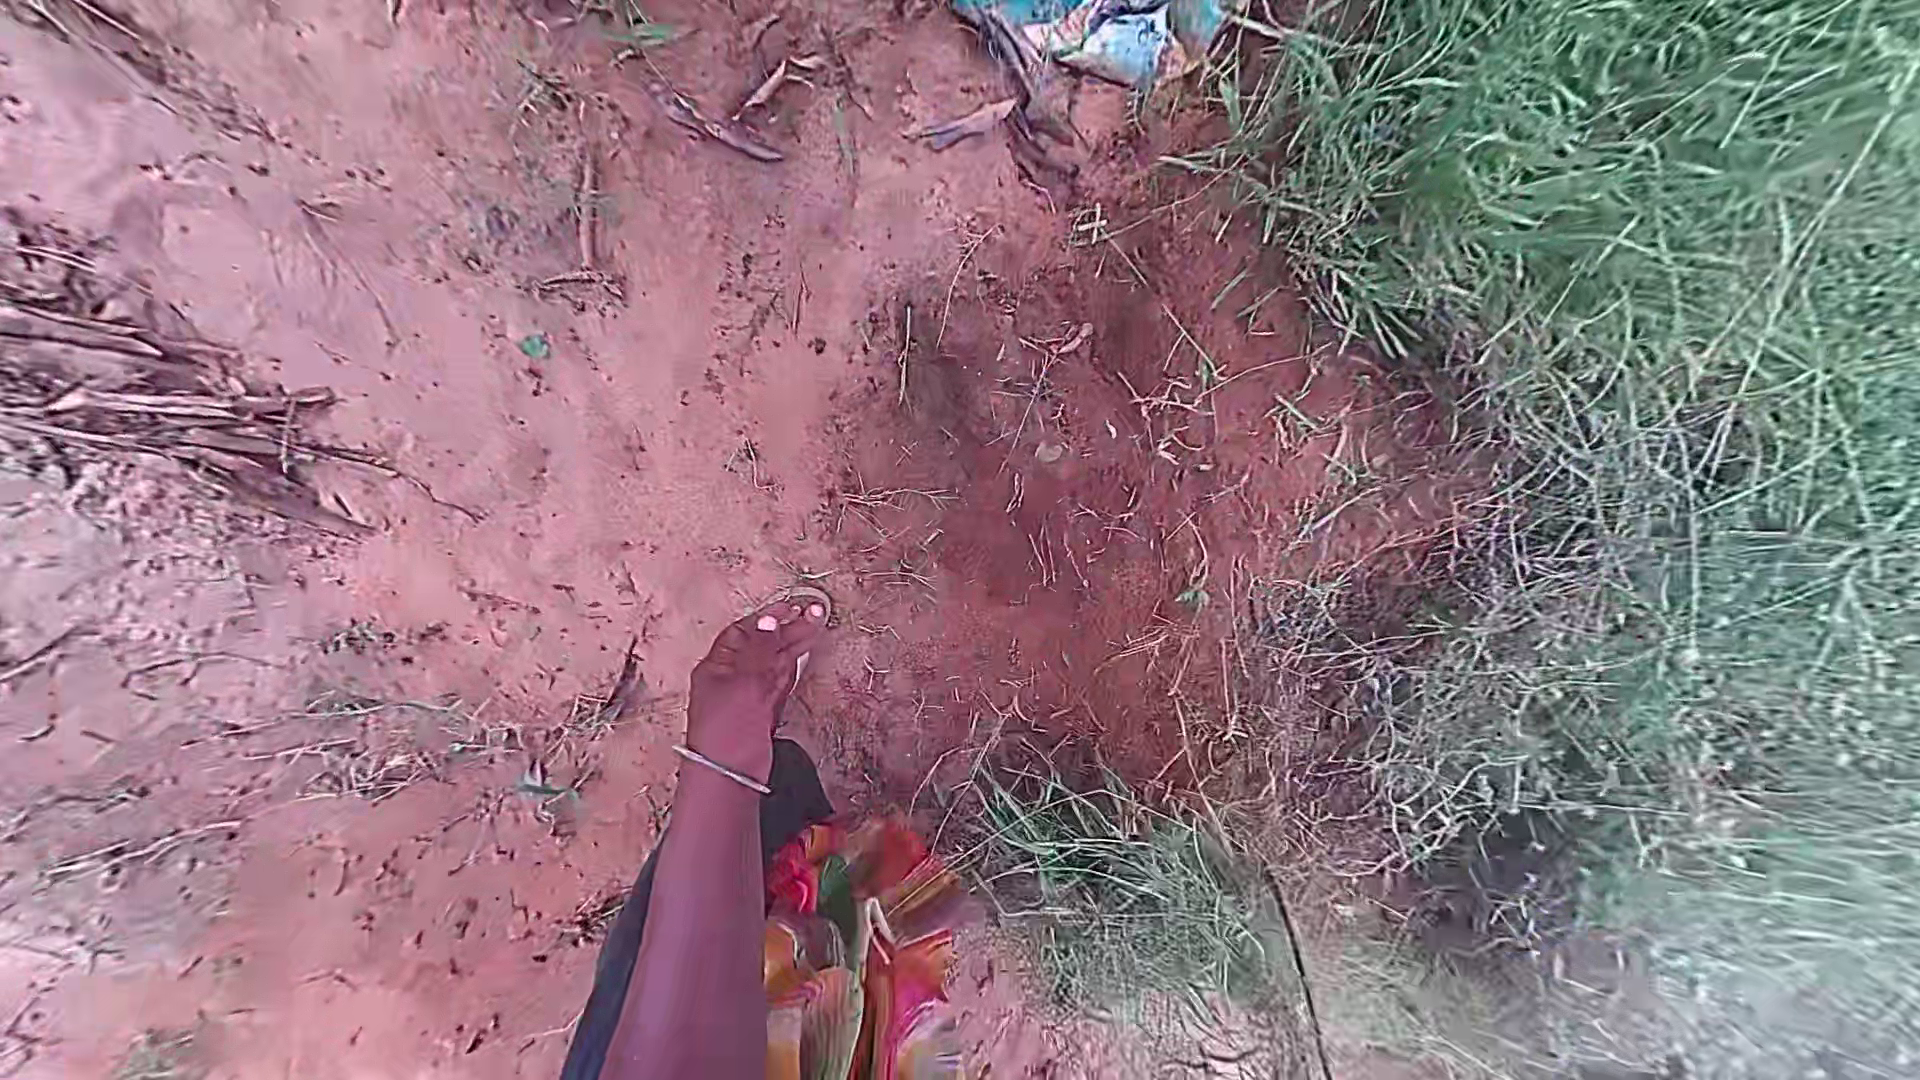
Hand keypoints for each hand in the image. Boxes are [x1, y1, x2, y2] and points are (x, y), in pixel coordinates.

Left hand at [685, 600, 824, 783]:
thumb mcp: (743, 684)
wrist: (730, 779)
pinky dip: (792, 664)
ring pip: (774, 661)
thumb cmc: (728, 731)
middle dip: (787, 628)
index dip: (766, 618)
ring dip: (794, 643)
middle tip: (815, 613)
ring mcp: (749, 694)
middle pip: (762, 645)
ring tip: (817, 625)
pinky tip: (804, 652)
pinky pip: (779, 680)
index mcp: (717, 667)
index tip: (791, 607)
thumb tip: (770, 618)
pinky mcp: (764, 710)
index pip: (742, 632)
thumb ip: (760, 650)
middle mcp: (732, 677)